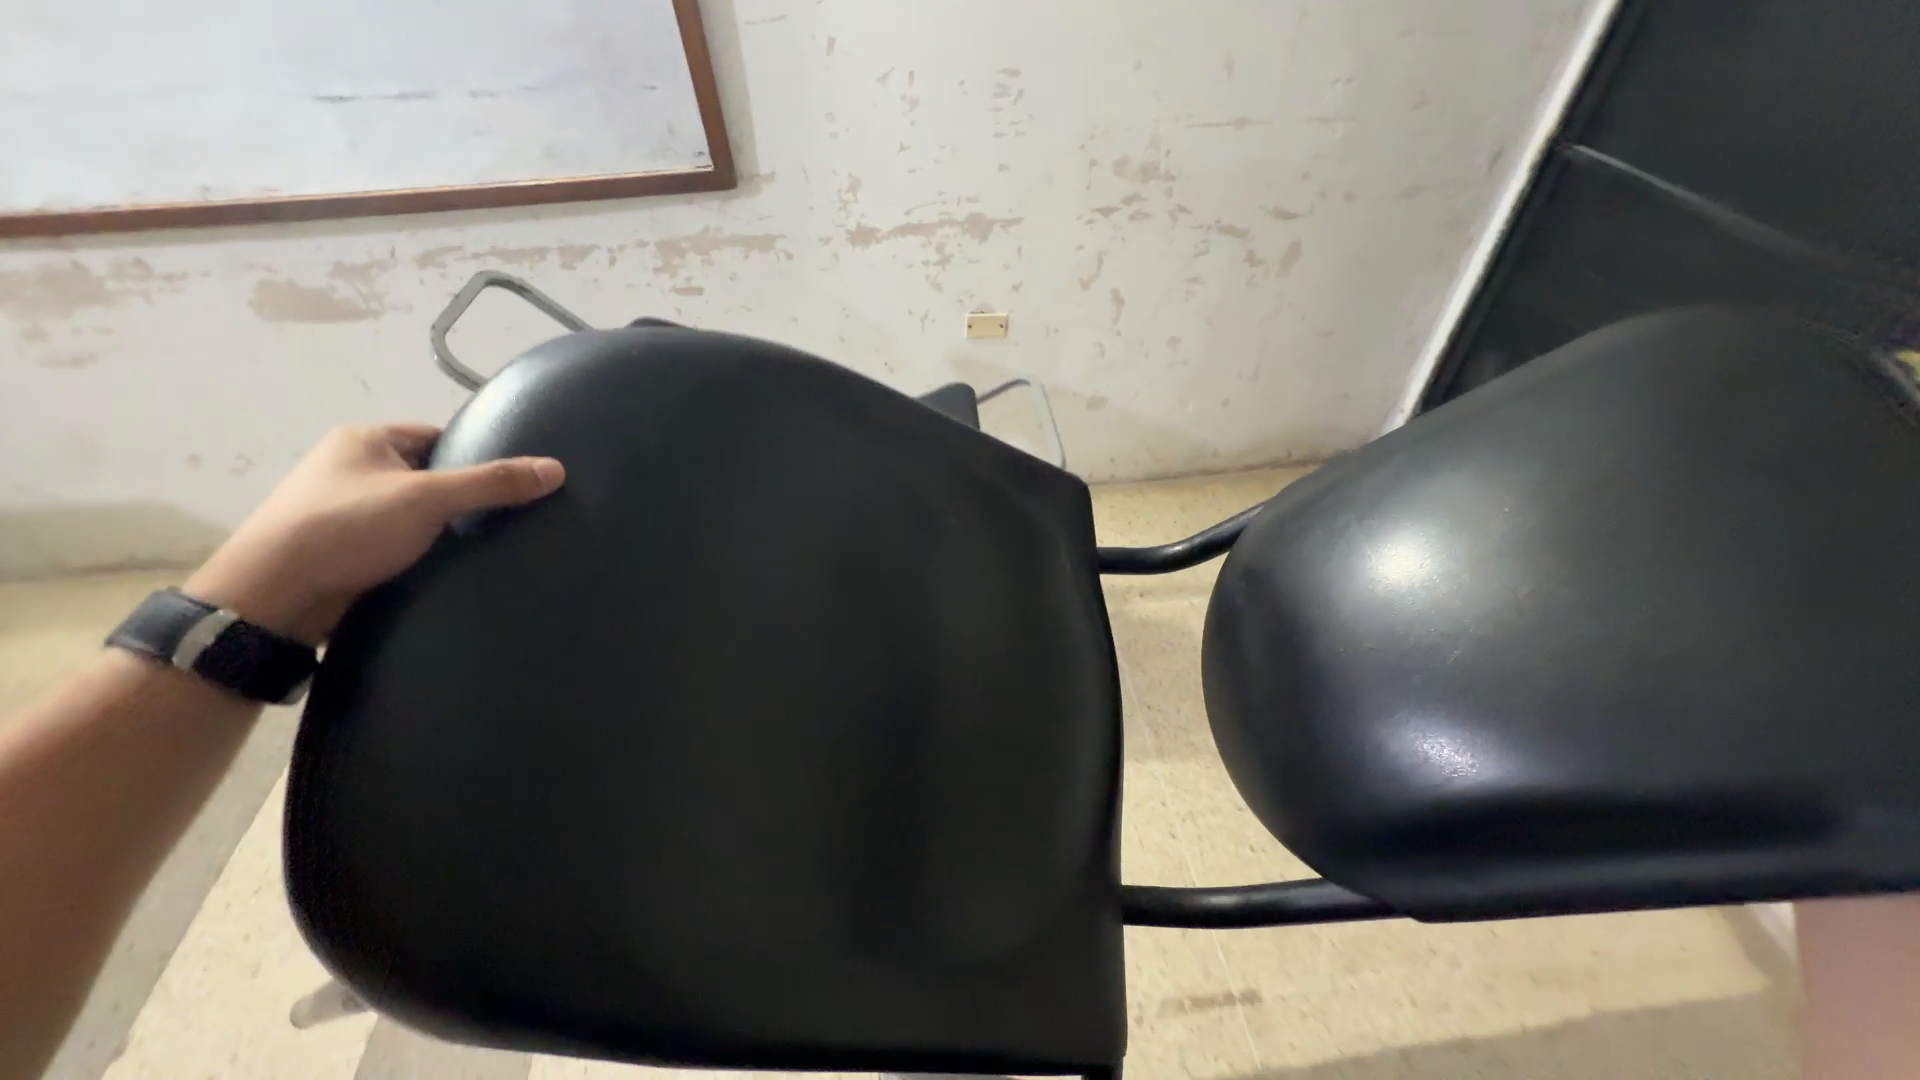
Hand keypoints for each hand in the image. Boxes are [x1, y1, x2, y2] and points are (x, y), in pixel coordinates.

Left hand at [183, 424, 563, 644]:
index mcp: (364, 439)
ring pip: (415, 513)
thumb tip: (556, 469)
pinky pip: (400, 543)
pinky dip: (423, 553)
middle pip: (430, 476)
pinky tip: (450, 567)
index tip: (508, 484)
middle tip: (504, 517)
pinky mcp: (345, 549)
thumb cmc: (346, 528)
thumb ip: (492, 483)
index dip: (475, 458)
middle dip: (462, 497)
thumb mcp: (427, 498)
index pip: (438, 437)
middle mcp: (351, 468)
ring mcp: (345, 510)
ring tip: (486, 545)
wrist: (274, 596)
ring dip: (443, 529)